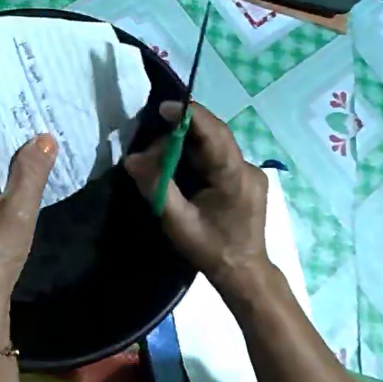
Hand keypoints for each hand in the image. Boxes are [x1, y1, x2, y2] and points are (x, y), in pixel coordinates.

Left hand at [0, 133, 57, 315]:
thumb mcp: (18, 211)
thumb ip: (30, 171)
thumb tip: (45, 136)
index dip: (9, 128)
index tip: (35, 115)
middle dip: (13, 146)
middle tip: (46, 129)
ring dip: (12, 166)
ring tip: (45, 148)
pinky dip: (6, 183)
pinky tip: (31, 177)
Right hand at [123, 101, 276, 296]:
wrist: (244, 272)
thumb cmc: (210, 250)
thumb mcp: (178, 223)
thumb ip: (156, 188)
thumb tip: (132, 159)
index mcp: (234, 177)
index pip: (215, 134)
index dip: (190, 116)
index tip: (164, 109)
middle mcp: (247, 168)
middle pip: (214, 135)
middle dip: (182, 131)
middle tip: (152, 144)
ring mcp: (250, 172)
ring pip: (216, 144)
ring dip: (188, 144)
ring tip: (160, 156)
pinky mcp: (246, 177)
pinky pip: (219, 155)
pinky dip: (198, 154)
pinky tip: (180, 166)